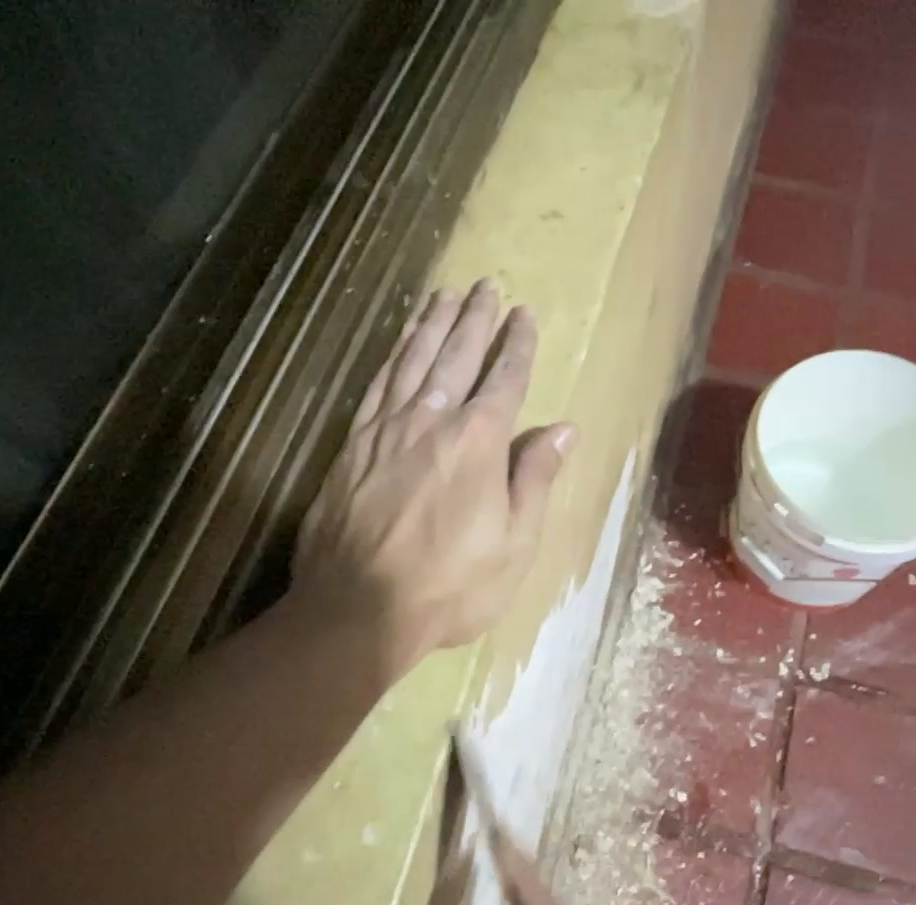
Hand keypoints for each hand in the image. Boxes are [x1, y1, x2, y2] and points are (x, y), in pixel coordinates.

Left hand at [294, 280, 573, 660]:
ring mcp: (386, 429)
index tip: (525, 314)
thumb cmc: (450, 586)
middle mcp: (433, 421)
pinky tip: (399, 344)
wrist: (358, 608)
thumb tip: (563, 429)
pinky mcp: (352, 445)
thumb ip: (535, 480)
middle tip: (486, 284)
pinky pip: (376, 386)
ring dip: (432, 325)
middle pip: (457, 356)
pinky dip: (392, 357)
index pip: (505, 380)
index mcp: (479, 443)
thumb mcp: (514, 544)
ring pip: (413, 361)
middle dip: (475, 319)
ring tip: (445, 295)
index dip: (518, 345)